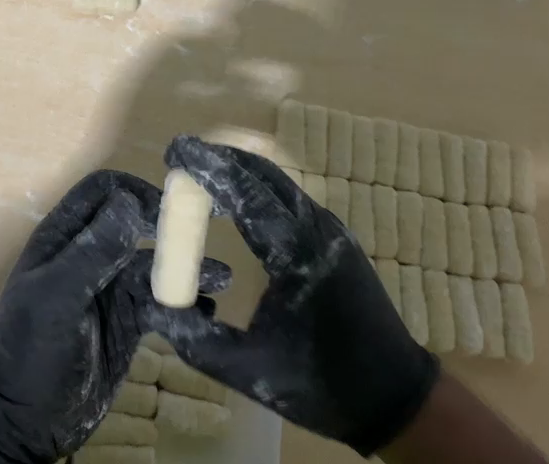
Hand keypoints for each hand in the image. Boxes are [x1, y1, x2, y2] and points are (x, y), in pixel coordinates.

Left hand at [0, 170, 228, 463]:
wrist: (25, 419)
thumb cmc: (31, 348)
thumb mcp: (58, 295)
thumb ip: (93, 250)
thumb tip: (130, 201)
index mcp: (64, 236)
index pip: (103, 192)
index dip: (134, 191)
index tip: (165, 211)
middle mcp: (90, 254)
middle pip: (137, 223)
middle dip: (170, 228)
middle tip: (204, 235)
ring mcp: (111, 288)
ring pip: (155, 266)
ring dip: (186, 269)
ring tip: (221, 279)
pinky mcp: (129, 321)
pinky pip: (162, 303)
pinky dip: (186, 304)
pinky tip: (206, 314)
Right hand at [147, 135, 440, 455]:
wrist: (396, 397)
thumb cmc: (321, 384)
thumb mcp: (249, 369)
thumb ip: (195, 337)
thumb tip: (152, 306)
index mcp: (297, 254)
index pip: (245, 193)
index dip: (207, 168)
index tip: (174, 151)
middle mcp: (317, 229)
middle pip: (263, 175)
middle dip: (220, 160)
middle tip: (180, 161)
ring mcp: (331, 231)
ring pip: (278, 184)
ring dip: (239, 174)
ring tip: (199, 180)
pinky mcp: (336, 240)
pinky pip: (290, 200)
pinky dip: (257, 191)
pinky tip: (236, 207)